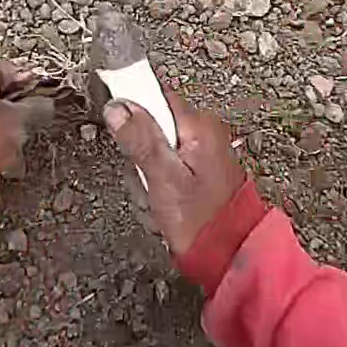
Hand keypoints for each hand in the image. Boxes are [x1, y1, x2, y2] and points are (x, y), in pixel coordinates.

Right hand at [103, 90, 245, 255]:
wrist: (229, 250)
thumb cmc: (201, 219)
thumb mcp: (163, 178)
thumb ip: (141, 140)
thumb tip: (118, 108)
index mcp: (199, 126)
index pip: (157, 95)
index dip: (133, 106)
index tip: (117, 121)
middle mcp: (205, 132)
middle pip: (154, 126)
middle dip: (141, 154)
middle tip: (147, 178)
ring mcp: (203, 151)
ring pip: (157, 151)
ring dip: (149, 175)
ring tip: (158, 197)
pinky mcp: (200, 169)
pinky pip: (167, 167)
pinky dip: (160, 185)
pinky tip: (165, 204)